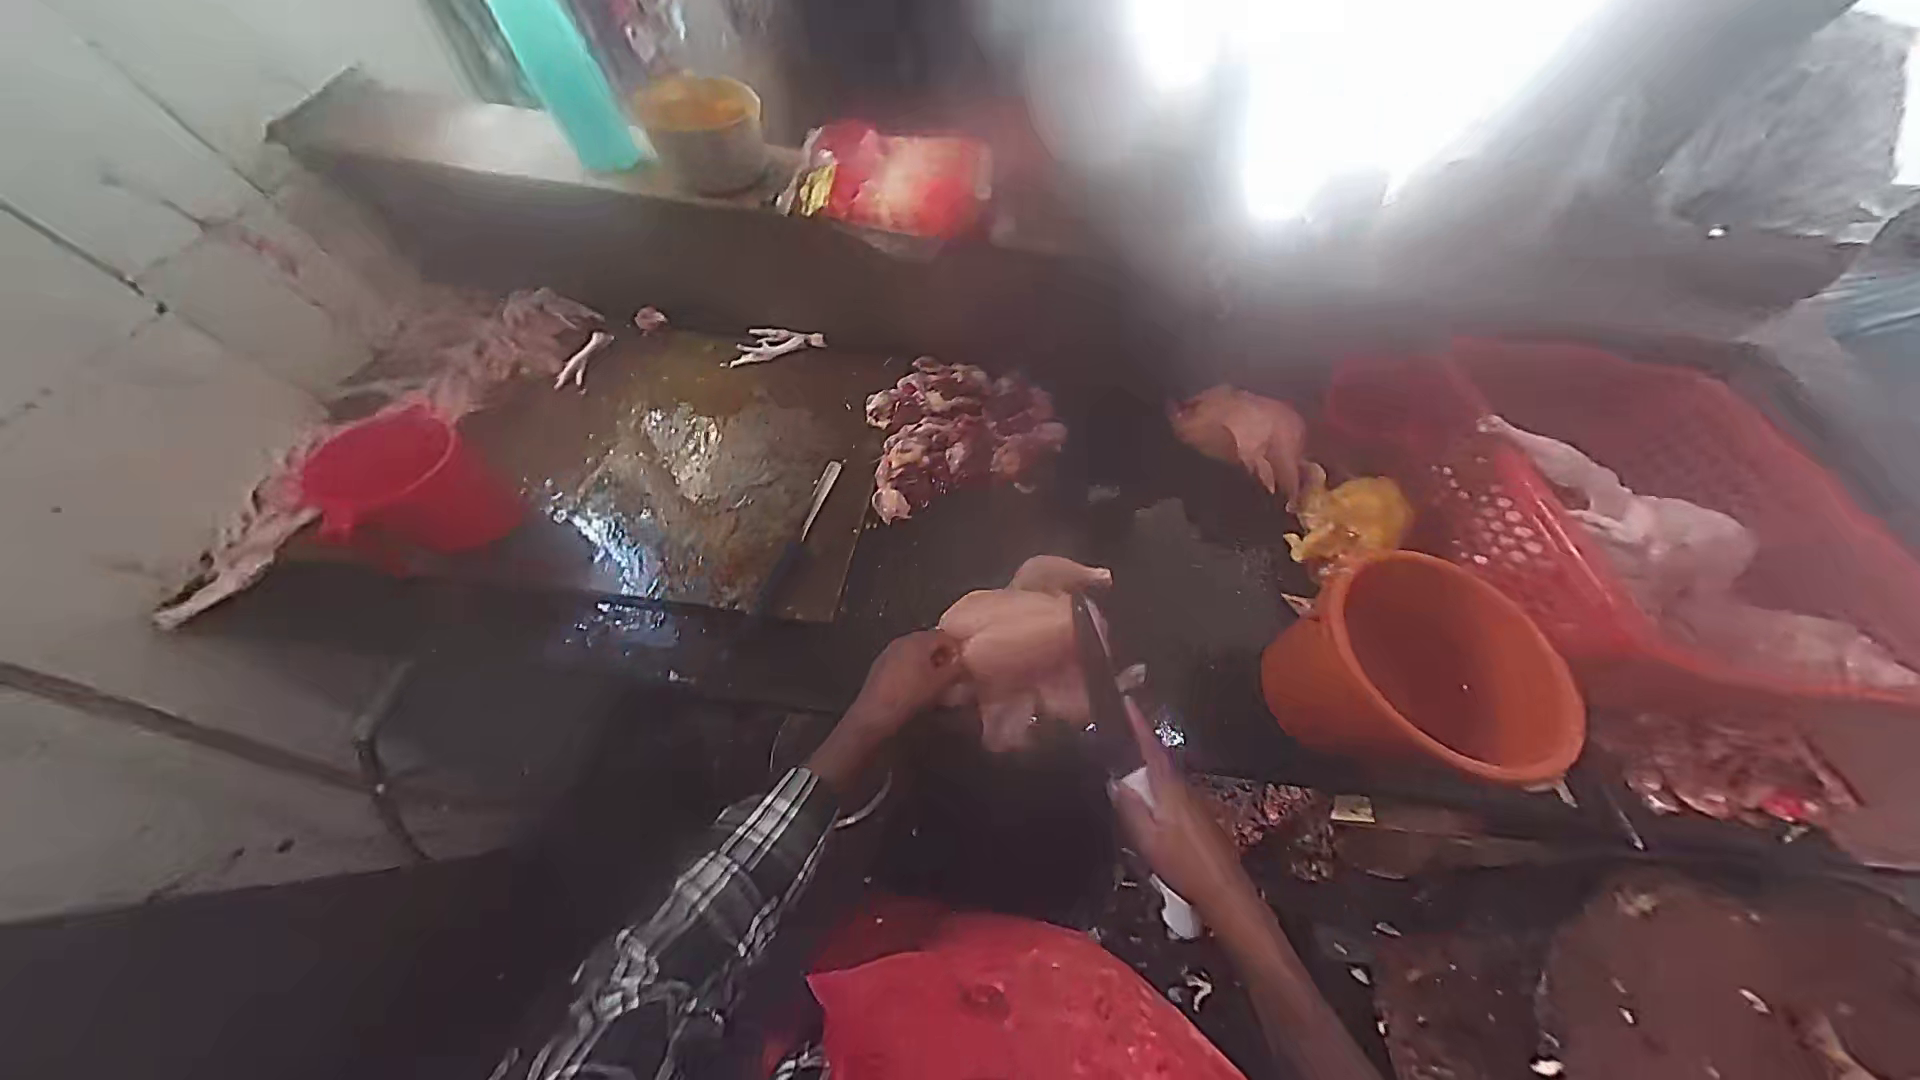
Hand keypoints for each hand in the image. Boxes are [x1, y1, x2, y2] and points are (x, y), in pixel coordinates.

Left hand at [844, 629, 963, 737]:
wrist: (875, 712)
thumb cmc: (911, 695)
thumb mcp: (941, 683)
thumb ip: (956, 669)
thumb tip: (963, 662)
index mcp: (919, 639)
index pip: (945, 635)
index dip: (956, 649)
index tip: (961, 666)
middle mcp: (903, 639)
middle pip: (929, 641)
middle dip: (941, 655)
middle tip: (949, 673)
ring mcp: (889, 650)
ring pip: (915, 650)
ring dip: (927, 661)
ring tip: (933, 680)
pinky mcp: (880, 663)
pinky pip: (903, 658)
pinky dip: (912, 666)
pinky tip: (914, 684)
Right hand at [1107, 696, 1262, 928]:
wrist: (1223, 890)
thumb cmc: (1184, 864)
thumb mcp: (1146, 837)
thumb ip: (1129, 807)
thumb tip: (1115, 782)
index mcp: (1168, 788)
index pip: (1151, 747)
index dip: (1138, 724)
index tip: (1128, 702)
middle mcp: (1183, 789)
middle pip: (1158, 759)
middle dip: (1140, 746)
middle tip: (1121, 738)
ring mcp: (1194, 802)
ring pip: (1165, 776)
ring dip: (1148, 770)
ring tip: (1129, 775)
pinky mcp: (1198, 816)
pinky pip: (1172, 792)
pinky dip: (1157, 789)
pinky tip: (1149, 806)